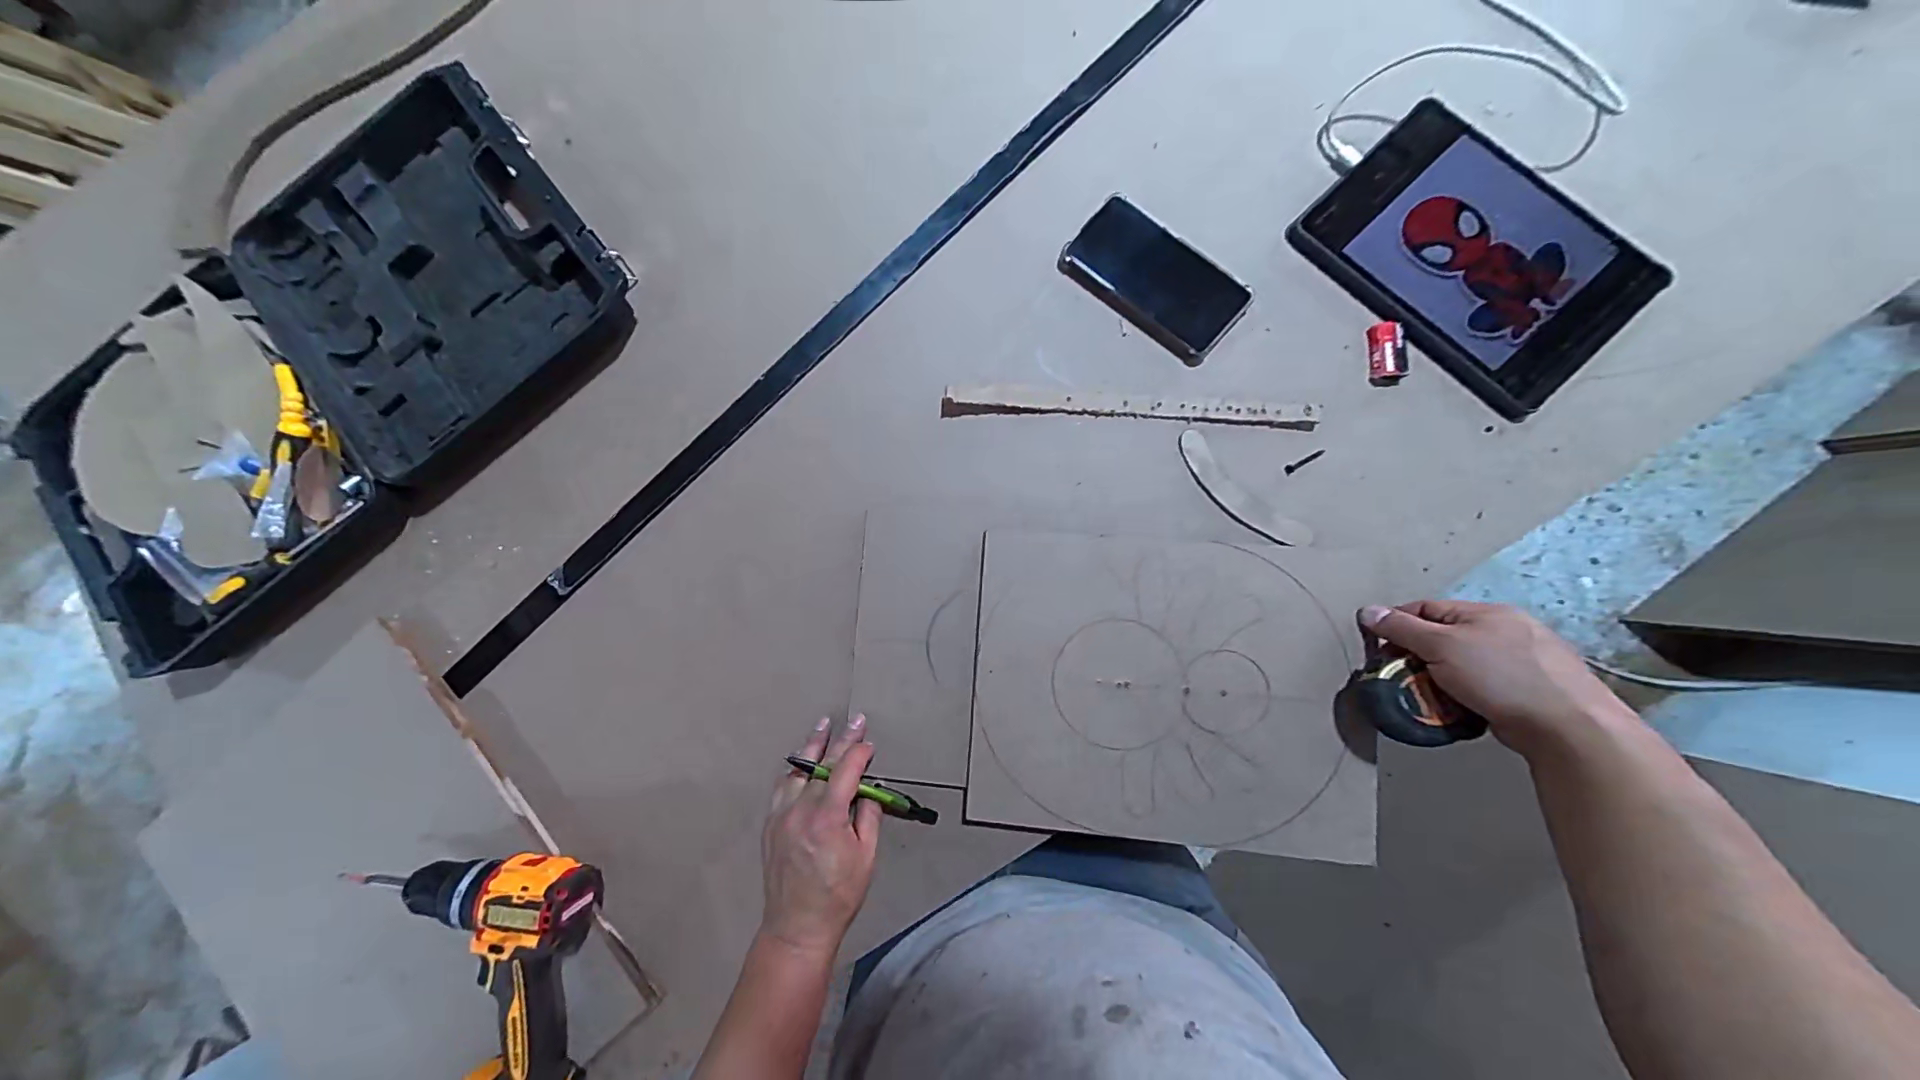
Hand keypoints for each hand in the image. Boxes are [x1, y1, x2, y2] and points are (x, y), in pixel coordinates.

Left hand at [759, 714, 881, 957]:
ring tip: (823, 725)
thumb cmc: (838, 895)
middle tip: (855, 720)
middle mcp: (801, 810)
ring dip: (813, 746)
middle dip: (842, 740)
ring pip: (798, 770)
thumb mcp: (866, 856)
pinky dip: (795, 770)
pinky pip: (782, 786)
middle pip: (824, 764)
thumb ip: (868, 817)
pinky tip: (802, 761)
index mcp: (827, 817)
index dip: (860, 753)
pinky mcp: (770, 824)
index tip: (870, 745)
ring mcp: (781, 815)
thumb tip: (868, 790)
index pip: (846, 770)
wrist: (797, 926)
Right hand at [1358, 600, 1632, 756]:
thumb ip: (1401, 628)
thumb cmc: (1501, 677)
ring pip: (1463, 665)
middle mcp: (1508, 631)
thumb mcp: (1441, 646)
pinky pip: (1484, 687)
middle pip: (1444, 637)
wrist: (1569, 727)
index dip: (1396, 624)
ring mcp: (1525, 662)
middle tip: (1401, 677)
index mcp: (1488, 613)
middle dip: (1418, 656)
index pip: (1426, 608)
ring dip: (1441, 679)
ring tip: (1429, 697)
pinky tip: (1460, 708)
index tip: (1377, 648)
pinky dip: (1465, 696)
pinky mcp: (1532, 692)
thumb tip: (1367, 610)